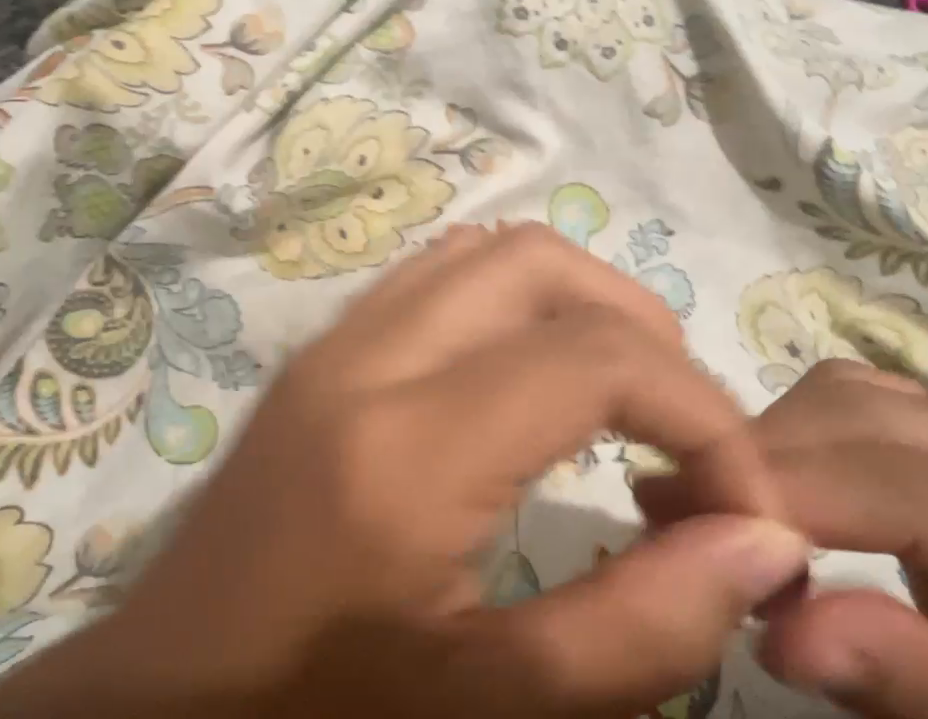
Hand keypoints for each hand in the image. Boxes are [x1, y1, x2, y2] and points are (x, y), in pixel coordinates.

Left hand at [0, 224, 807, 718]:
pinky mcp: (315, 356)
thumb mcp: (493, 704)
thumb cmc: (322, 708)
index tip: (741, 506)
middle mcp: (363, 361)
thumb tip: (761, 538)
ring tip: (618, 403)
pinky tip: (527, 385)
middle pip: (539, 264)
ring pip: (482, 254)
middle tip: (682, 436)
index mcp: (407, 448)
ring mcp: (328, 344)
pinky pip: (431, 279)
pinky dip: (508, 303)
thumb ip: (642, 627)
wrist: (166, 696)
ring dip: (573, 303)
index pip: (597, 358)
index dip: (705, 416)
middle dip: (642, 331)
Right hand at [639, 359, 927, 718]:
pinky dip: (798, 440)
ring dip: (768, 441)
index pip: (912, 486)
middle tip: (666, 517)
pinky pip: (869, 410)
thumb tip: (779, 627)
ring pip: (857, 394)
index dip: (785, 492)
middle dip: (754, 457)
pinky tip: (774, 498)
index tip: (675, 523)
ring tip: (714, 513)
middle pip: (872, 417)